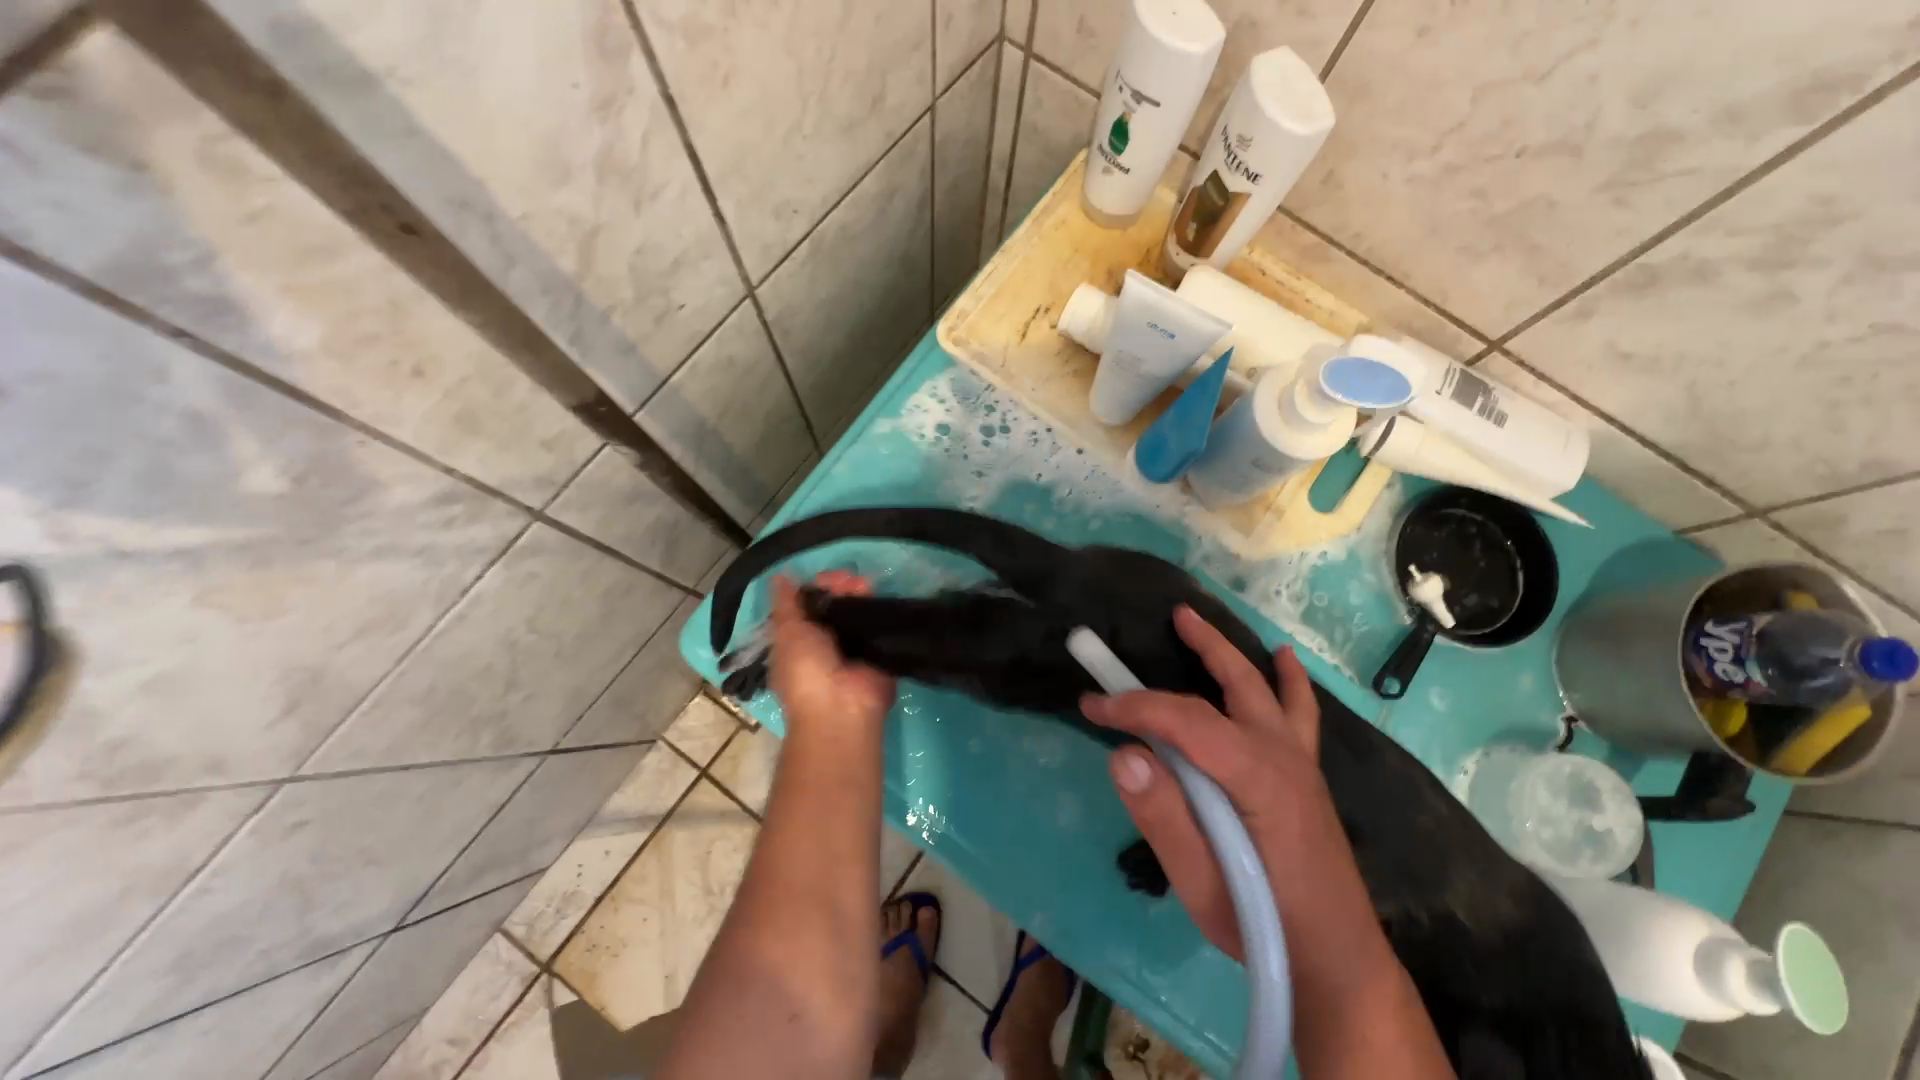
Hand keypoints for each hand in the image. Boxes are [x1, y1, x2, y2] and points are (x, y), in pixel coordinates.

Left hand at [769, 572, 895, 731]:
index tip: (823, 578)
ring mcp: (853, 647)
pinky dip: (876, 606)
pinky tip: (875, 592)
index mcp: (799, 642)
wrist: (841, 708)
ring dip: (857, 592)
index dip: (814, 588)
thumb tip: (779, 575)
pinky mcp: (878, 652)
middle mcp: (826, 643)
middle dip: (838, 587)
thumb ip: (785, 604)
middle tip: (846, 578)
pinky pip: (877, 623)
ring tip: (862, 583)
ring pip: (856, 610)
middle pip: (833, 605)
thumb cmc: (804, 670)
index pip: (808, 606)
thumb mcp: (787, 632)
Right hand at [1080, 606, 1378, 970]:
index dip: (1136, 707)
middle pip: (1233, 685)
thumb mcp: (1200, 885)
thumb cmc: (1264, 924)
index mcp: (1257, 779)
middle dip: (1195, 649)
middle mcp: (1283, 756)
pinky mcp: (1305, 775)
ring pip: (1266, 688)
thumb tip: (1125, 756)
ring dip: (1231, 652)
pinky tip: (1283, 661)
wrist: (1338, 960)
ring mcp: (1300, 762)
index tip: (1091, 706)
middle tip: (1155, 623)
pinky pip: (1297, 711)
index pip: (1188, 721)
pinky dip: (1287, 680)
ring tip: (1197, 622)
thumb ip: (1164, 819)